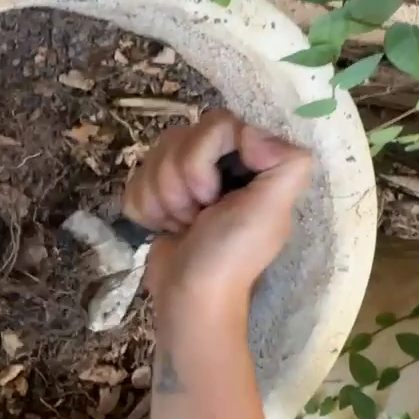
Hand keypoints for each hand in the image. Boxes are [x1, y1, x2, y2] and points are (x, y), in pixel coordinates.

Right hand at [123, 108, 311, 327]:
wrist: (189, 295)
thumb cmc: (230, 256)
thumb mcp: (271, 210)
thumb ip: (285, 162)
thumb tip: (250, 133)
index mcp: (253, 158)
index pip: (214, 124)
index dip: (202, 158)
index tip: (213, 196)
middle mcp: (220, 161)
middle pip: (177, 139)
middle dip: (178, 183)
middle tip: (197, 214)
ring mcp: (184, 177)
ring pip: (151, 159)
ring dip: (161, 199)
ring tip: (182, 224)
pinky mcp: (156, 194)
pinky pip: (134, 181)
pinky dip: (145, 210)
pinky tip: (164, 227)